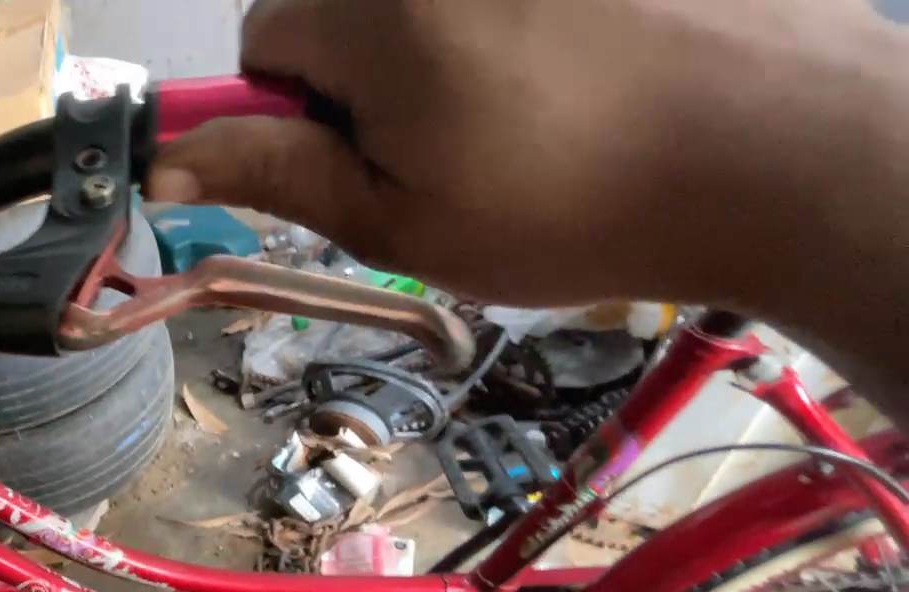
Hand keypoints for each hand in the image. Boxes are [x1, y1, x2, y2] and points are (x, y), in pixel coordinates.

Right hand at [148, 0, 908, 309]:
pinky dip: (487, 22)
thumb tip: (160, 161)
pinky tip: (553, 65)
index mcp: (382, 15)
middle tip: (426, 141)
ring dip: (418, 48)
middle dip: (349, 73)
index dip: (283, 108)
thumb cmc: (556, 212)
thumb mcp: (389, 220)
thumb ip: (269, 174)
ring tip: (499, 108)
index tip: (346, 154)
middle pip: (332, 2)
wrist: (781, 155)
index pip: (263, 34)